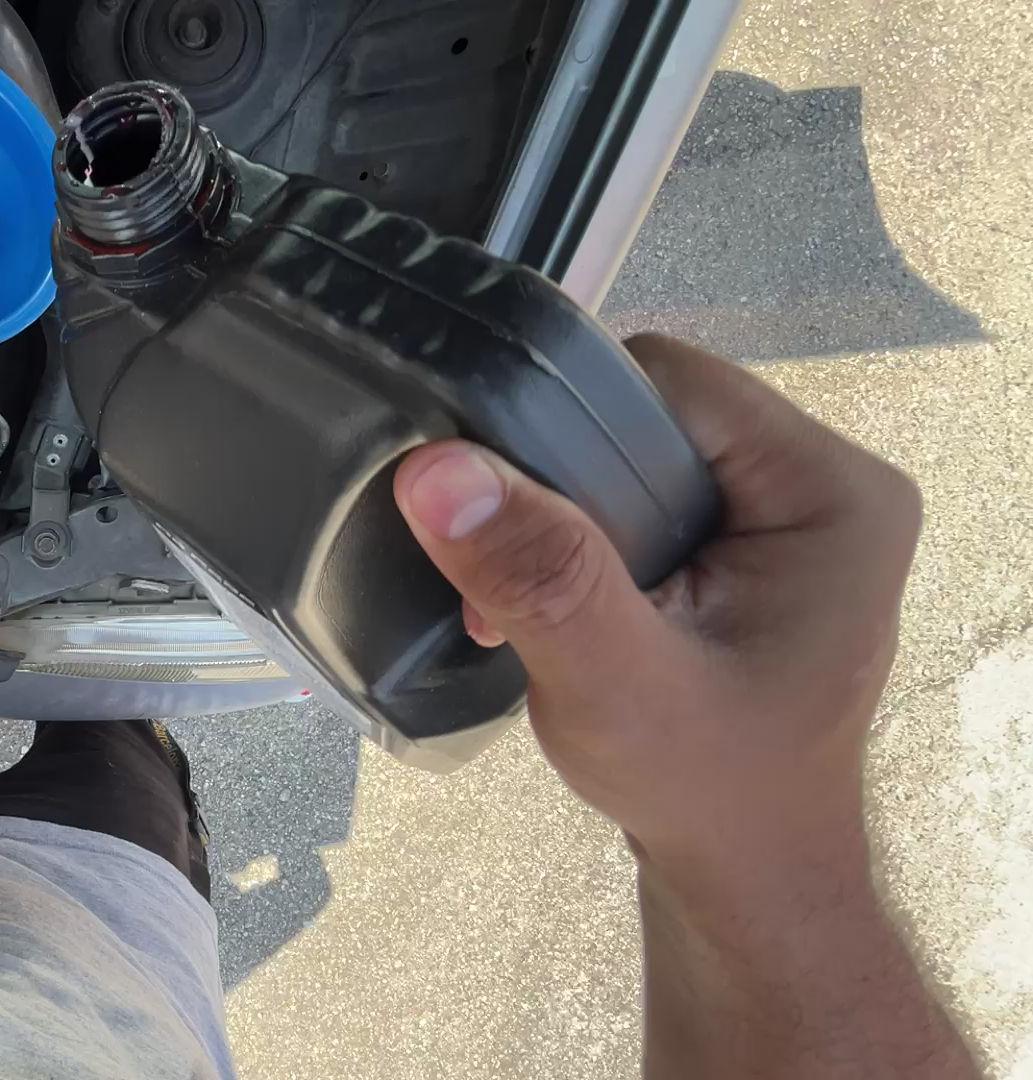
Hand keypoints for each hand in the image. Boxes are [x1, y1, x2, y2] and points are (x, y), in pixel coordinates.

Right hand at [391, 335, 921, 875]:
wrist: (737, 862)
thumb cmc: (702, 783)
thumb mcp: (610, 681)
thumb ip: (536, 577)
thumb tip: (436, 470)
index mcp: (822, 489)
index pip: (659, 382)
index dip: (552, 420)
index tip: (481, 494)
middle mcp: (799, 485)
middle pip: (626, 419)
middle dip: (534, 486)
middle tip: (487, 571)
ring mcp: (756, 519)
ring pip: (606, 463)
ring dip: (532, 523)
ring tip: (499, 599)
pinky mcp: (713, 552)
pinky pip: (607, 504)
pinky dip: (549, 546)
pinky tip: (528, 603)